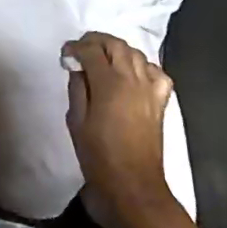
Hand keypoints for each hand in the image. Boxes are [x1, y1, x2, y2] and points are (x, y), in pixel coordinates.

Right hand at [64, 32, 177, 223]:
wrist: (133, 186)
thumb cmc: (98, 156)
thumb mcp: (76, 122)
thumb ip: (77, 89)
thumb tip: (77, 68)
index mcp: (109, 84)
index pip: (91, 50)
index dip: (75, 47)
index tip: (65, 53)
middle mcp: (132, 80)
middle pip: (116, 45)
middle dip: (97, 41)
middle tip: (81, 49)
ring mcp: (150, 89)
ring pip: (136, 54)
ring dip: (118, 50)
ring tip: (104, 60)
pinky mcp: (160, 102)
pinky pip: (155, 73)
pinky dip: (143, 67)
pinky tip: (132, 75)